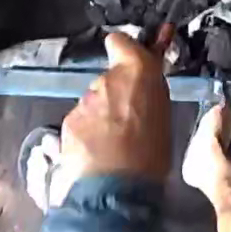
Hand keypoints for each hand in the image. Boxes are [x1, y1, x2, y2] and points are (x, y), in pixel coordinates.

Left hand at [50, 33, 171, 203]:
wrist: (115, 191)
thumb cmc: (153, 152)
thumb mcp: (164, 114)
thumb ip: (150, 91)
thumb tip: (147, 81)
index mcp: (137, 71)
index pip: (120, 41)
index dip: (124, 49)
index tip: (132, 62)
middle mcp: (106, 79)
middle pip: (110, 77)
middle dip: (117, 92)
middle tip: (130, 117)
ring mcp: (83, 101)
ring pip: (95, 101)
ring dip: (102, 114)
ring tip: (114, 141)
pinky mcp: (66, 123)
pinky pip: (81, 121)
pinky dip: (88, 132)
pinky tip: (98, 152)